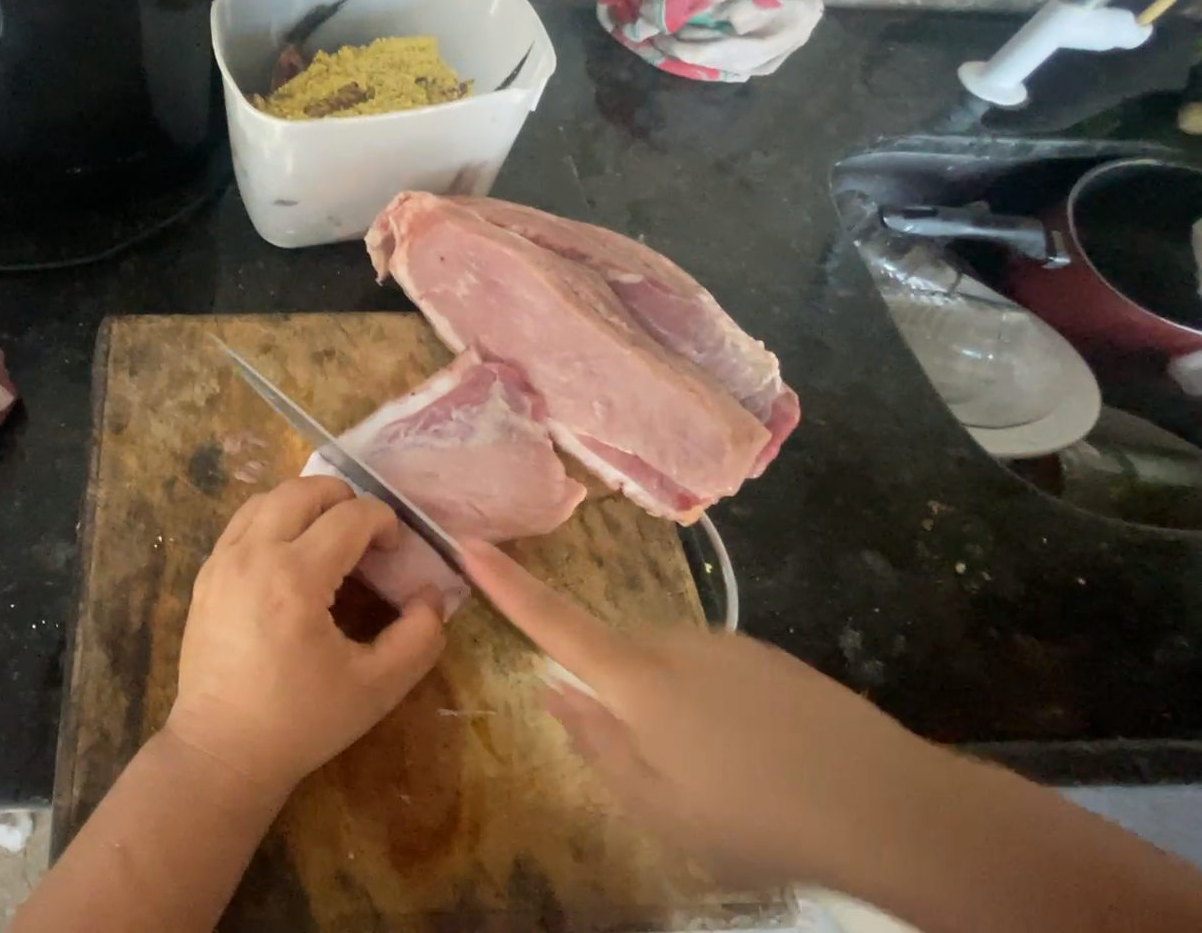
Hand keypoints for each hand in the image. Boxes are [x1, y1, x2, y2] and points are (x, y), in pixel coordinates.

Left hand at [166, 477, 447, 797]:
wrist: (223, 749)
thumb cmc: (302, 721)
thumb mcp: (378, 687)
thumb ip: (419, 636)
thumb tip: (431, 594)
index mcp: (295, 577)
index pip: (349, 516)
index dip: (383, 520)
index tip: (396, 548)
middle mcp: (253, 555)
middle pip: (303, 489)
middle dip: (344, 498)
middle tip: (365, 531)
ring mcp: (221, 561)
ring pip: (266, 498)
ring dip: (305, 503)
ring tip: (328, 536)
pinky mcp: (205, 574)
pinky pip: (241, 523)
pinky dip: (272, 519)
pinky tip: (290, 555)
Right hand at [463, 539, 956, 888]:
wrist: (893, 807)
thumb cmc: (756, 816)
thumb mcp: (658, 806)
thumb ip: (594, 742)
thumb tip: (554, 692)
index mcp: (633, 680)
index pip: (550, 621)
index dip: (502, 582)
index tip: (464, 541)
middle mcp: (670, 642)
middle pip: (613, 652)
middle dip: (617, 693)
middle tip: (661, 763)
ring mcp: (721, 641)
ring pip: (663, 664)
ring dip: (668, 703)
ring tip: (722, 769)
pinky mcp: (762, 652)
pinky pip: (708, 668)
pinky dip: (711, 702)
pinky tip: (757, 752)